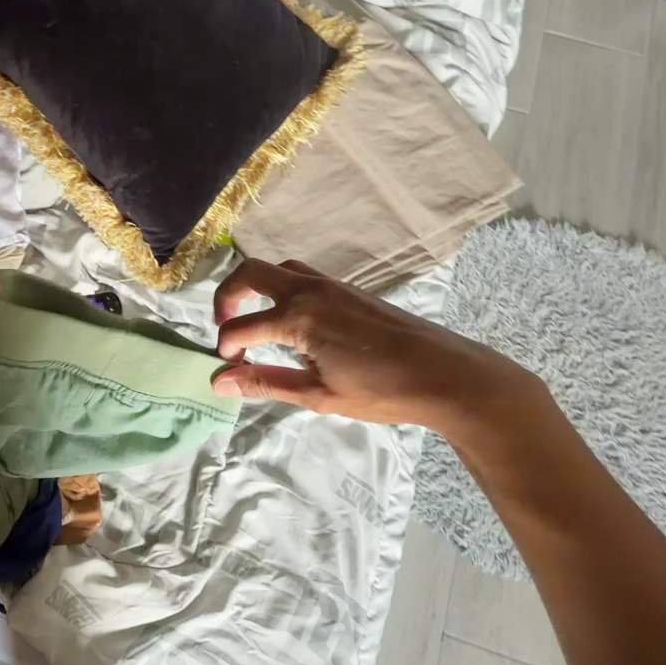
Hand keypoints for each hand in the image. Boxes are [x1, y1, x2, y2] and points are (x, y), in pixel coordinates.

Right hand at [210, 258, 545, 436]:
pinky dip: (280, 288)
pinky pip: (300, 275)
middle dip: (226, 296)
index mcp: (298, 319)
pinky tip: (290, 320)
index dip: (226, 349)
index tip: (228, 368)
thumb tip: (220, 381)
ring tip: (253, 319)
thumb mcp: (318, 395)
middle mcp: (309, 292)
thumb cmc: (382, 391)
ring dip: (255, 287)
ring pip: (277, 268)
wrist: (445, 374)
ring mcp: (330, 286)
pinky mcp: (346, 289)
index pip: (241, 327)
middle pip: (250, 272)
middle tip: (224, 325)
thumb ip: (265, 383)